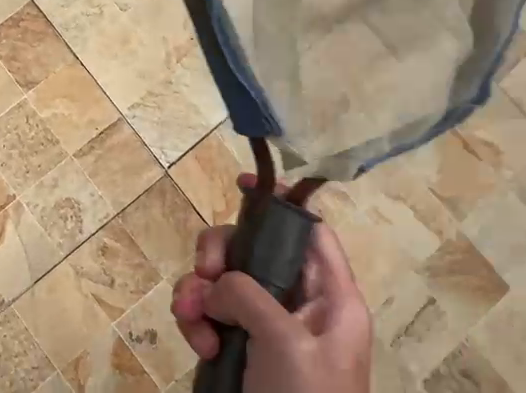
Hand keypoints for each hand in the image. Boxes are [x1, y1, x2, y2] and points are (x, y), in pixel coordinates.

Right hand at [172, 175, 371, 392]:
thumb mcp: (286, 342)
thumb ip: (249, 294)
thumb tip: (216, 285)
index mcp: (332, 300)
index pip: (310, 233)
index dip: (279, 204)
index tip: (240, 182)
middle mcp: (299, 304)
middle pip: (249, 248)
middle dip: (216, 257)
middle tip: (204, 276)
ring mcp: (267, 325)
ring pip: (219, 280)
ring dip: (196, 294)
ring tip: (193, 323)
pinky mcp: (239, 343)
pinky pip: (206, 311)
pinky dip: (194, 321)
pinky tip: (198, 344)